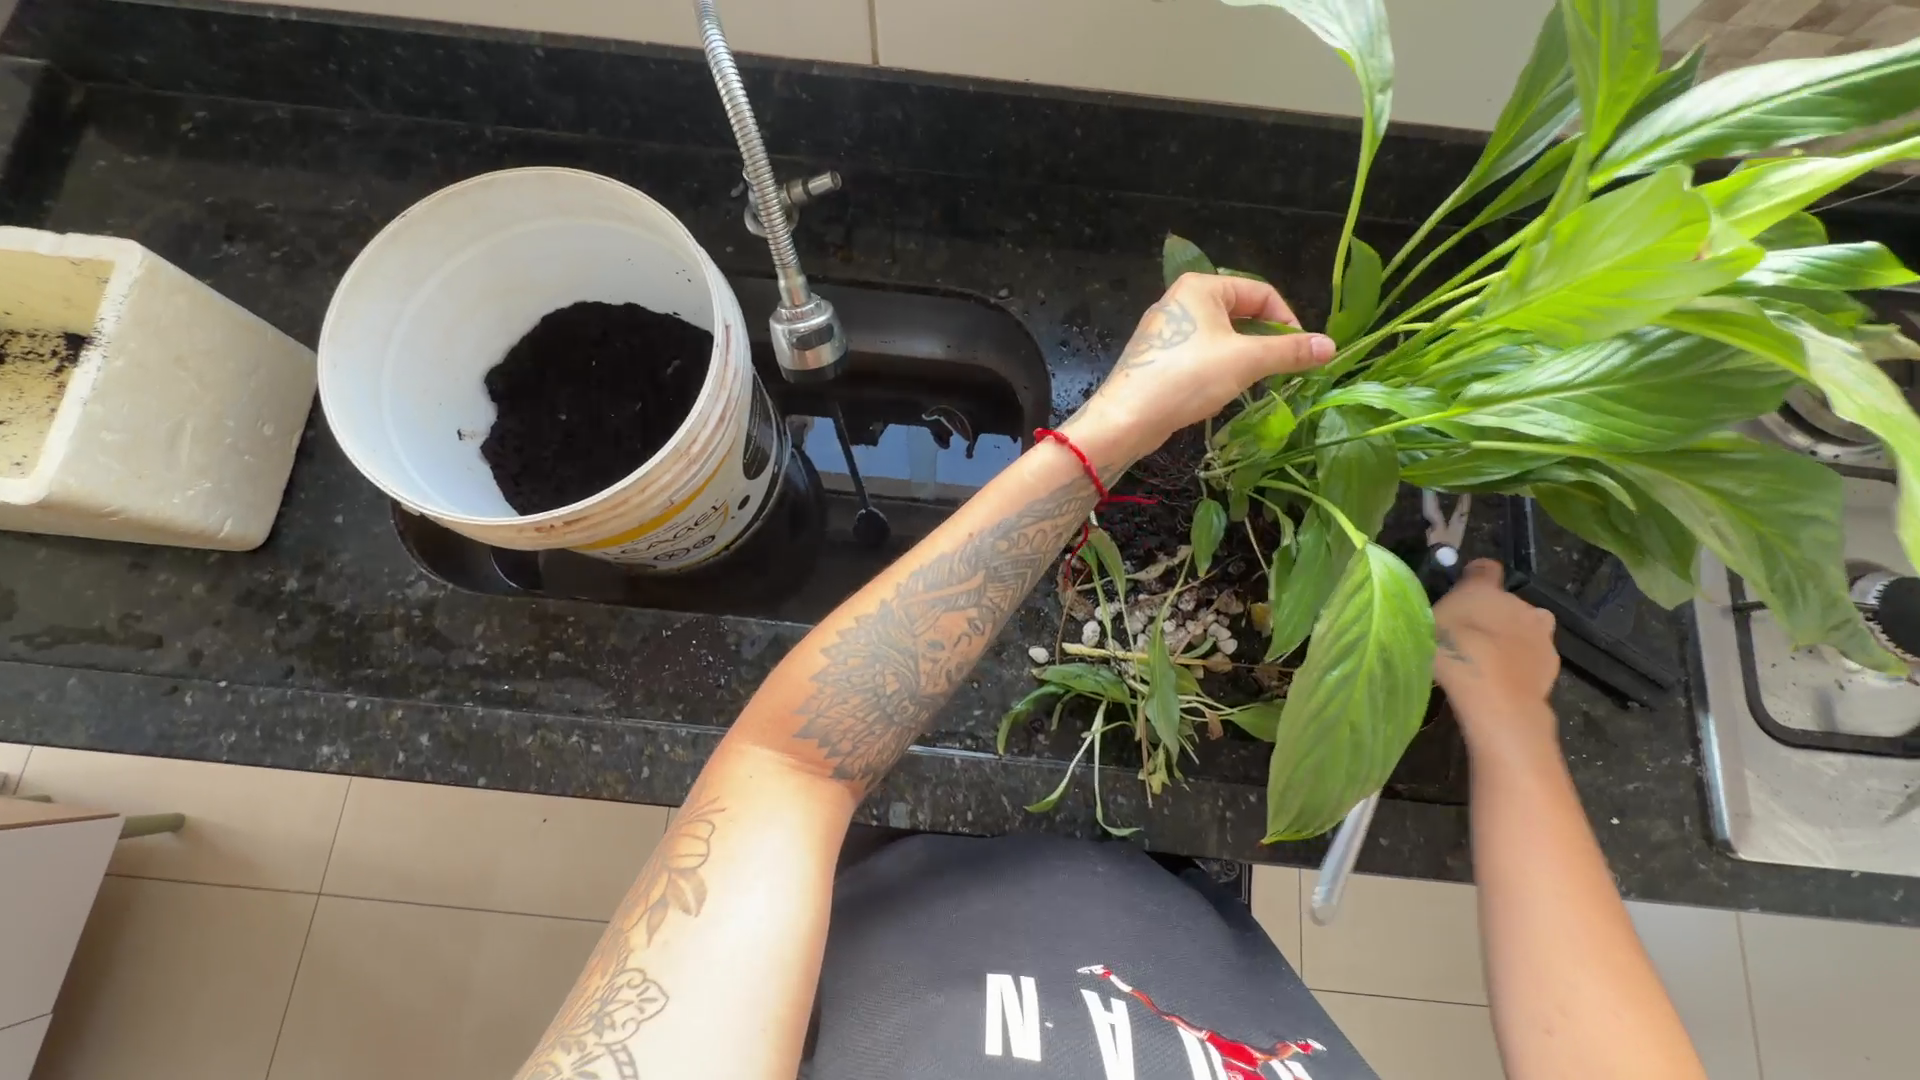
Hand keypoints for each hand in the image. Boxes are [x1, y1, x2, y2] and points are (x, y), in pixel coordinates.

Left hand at [1060, 274, 1333, 464]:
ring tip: (1251, 382)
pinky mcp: (1156, 358)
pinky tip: (1218, 391)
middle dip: (1263, 340)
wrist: (1127, 418)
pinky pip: (1198, 356)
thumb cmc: (1187, 378)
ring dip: (1241, 357)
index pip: (1261, 292)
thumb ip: (1289, 351)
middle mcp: (1180, 301)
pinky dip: (1216, 369)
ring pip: (1219, 337)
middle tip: (1279, 369)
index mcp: (1200, 287)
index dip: (1287, 320)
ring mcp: (1165, 330)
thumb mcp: (1246, 361)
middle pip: (1239, 313)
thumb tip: (1330, 346)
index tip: (1301, 351)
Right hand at [1433, 559, 1560, 751]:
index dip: (1477, 576)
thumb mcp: (1427, 624)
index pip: (1485, 569)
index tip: (1468, 585)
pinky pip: (1536, 655)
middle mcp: (1517, 603)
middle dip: (1497, 614)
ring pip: (1529, 628)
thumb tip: (1436, 612)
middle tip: (1476, 634)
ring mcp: (1540, 632)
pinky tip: (1506, 676)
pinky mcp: (1552, 660)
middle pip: (1510, 602)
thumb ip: (1439, 614)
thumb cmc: (1450, 648)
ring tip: (1493, 659)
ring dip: (1515, 636)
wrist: (1492, 689)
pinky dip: (1524, 661)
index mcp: (1483, 589)